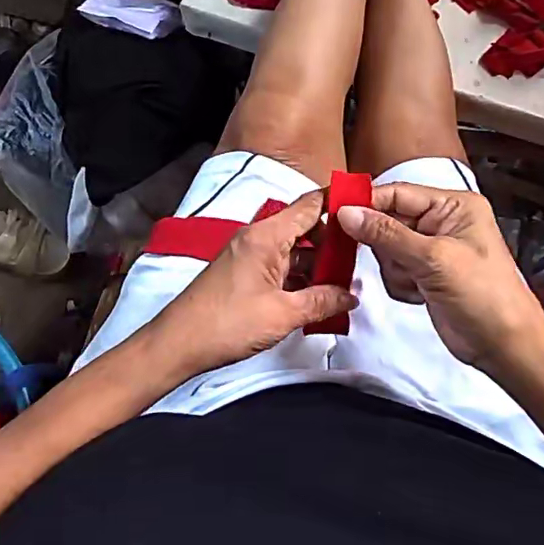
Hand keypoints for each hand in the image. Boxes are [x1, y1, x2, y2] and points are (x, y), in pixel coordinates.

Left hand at [138, 192, 357, 378]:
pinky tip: (317, 297)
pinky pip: (279, 265)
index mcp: (266, 236)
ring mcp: (248, 255)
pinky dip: (299, 277)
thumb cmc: (228, 323)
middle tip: (361, 260)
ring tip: (345, 285)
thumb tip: (350, 296)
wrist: (179, 342)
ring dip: (317, 265)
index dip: (337, 202)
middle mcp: (256, 238)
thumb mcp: (283, 314)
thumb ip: (321, 301)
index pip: (309, 205)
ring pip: (293, 250)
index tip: (364, 205)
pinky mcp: (243, 272)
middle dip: (333, 243)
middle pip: (303, 228)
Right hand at [336, 184, 543, 365]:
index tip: (337, 212)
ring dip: (394, 267)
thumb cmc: (486, 297)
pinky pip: (391, 268)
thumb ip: (386, 234)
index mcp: (453, 206)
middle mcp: (441, 222)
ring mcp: (431, 248)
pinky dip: (399, 282)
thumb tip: (347, 213)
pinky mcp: (423, 272)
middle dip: (384, 244)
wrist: (505, 348)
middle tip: (389, 258)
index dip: (367, 202)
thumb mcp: (433, 259)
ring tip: (416, 282)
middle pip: (387, 219)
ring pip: (385, 246)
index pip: (398, 193)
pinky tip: (420, 293)